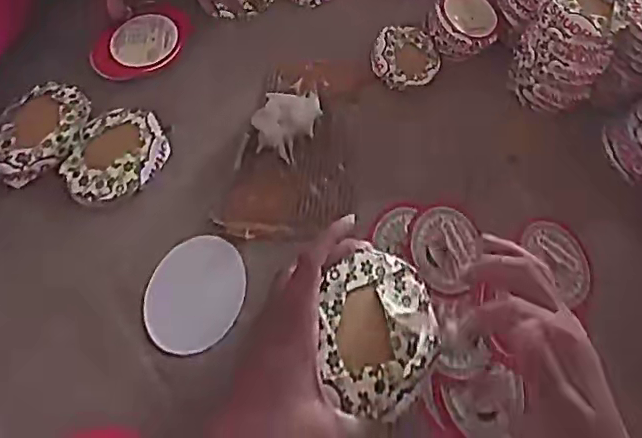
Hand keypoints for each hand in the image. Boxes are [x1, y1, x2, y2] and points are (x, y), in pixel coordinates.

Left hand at [210, 216, 366, 437]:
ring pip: (288, 279)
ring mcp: (263, 325)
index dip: (331, 236)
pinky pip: (280, 300)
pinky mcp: (256, 341)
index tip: (351, 223)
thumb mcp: (323, 424)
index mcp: (295, 318)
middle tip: (355, 253)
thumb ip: (358, 421)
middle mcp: (277, 313)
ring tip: (338, 277)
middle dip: (329, 249)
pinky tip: (314, 314)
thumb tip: (385, 420)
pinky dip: (300, 292)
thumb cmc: (272, 423)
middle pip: (301, 263)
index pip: (312, 261)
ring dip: (312, 269)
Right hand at [470, 236, 629, 437]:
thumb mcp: (557, 408)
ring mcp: (567, 321)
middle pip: (528, 272)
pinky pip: (540, 282)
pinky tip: (505, 268)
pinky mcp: (565, 329)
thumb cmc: (579, 434)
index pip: (513, 308)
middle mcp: (566, 320)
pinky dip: (518, 266)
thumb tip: (522, 326)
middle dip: (493, 265)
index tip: (461, 329)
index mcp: (561, 338)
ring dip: (507, 255)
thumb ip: (542, 366)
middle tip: (465, 271)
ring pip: (536, 270)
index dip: (482, 314)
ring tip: (482, 246)